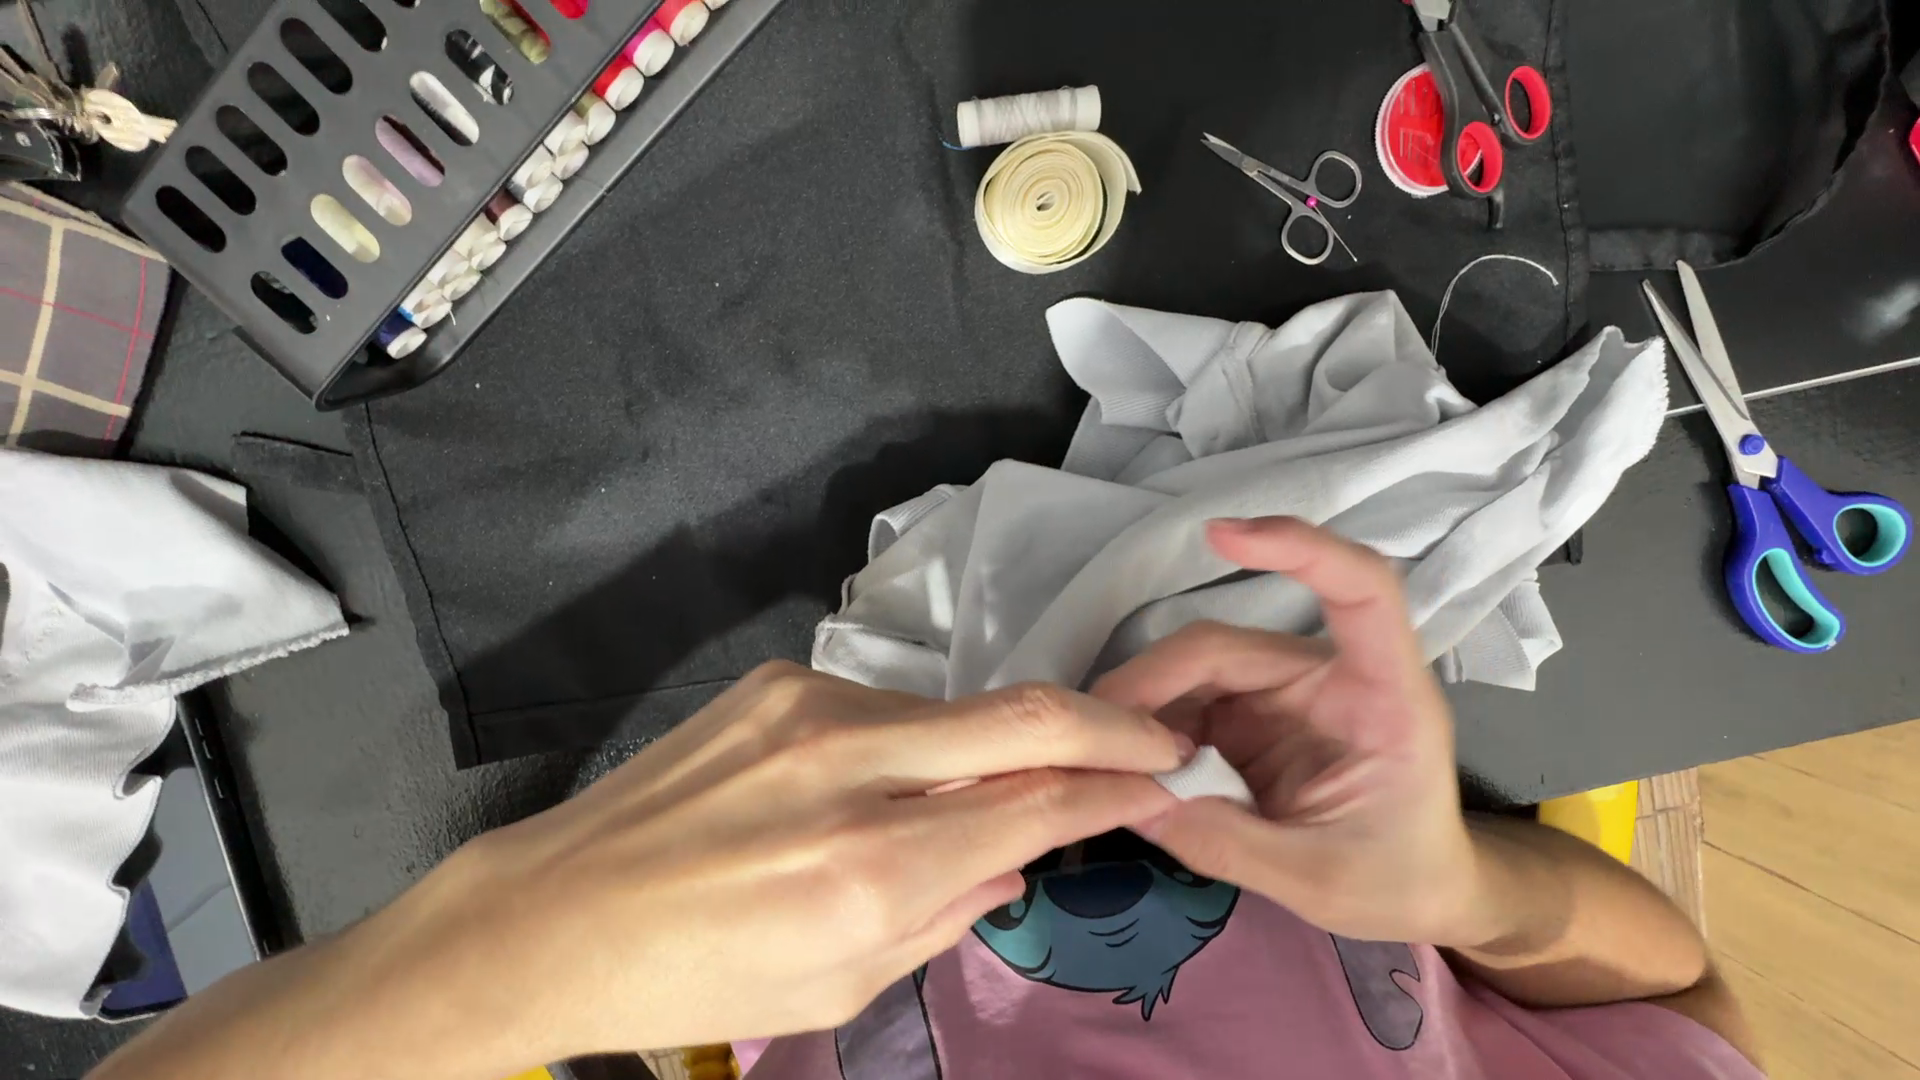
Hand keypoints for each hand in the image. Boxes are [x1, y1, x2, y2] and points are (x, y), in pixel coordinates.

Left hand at [343, 663, 1186, 1068]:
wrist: (560, 906)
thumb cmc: (704, 975)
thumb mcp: (843, 982)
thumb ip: (949, 910)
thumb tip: (1021, 855)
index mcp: (866, 869)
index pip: (1031, 807)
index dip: (1111, 791)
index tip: (1162, 779)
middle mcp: (847, 766)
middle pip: (1019, 718)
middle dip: (1109, 724)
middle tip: (1158, 736)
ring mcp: (811, 703)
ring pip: (953, 714)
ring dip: (989, 750)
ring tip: (976, 793)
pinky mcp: (781, 678)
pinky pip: (888, 707)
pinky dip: (914, 744)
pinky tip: (879, 779)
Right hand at [1093, 517, 1479, 945]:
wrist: (1412, 891)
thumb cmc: (1398, 877)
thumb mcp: (1322, 880)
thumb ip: (1229, 842)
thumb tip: (1134, 799)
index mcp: (1381, 695)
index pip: (1359, 590)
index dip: (1298, 549)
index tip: (1220, 535)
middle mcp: (1321, 675)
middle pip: (1224, 645)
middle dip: (1154, 680)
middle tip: (1099, 735)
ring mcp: (1274, 690)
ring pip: (1189, 668)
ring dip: (1140, 704)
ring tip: (1104, 756)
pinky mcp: (1241, 713)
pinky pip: (1178, 702)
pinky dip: (1145, 726)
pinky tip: (1122, 758)